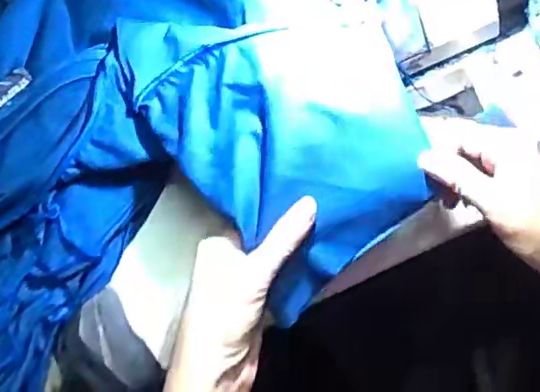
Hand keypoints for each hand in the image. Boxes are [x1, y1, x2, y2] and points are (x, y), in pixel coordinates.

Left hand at [164, 196, 315, 391]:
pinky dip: (298, 255)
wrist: (215, 379)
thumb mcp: (254, 274)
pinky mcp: (260, 292)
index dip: (270, 188)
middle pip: (263, 225)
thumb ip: (283, 238)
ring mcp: (245, 274)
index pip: (246, 205)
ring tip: (324, 202)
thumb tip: (311, 199)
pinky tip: (319, 236)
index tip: (297, 168)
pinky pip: (283, 265)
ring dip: (296, 233)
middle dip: (288, 210)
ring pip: (275, 245)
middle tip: (318, 183)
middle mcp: (229, 253)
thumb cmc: (222, 317)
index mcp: (217, 241)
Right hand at [416, 119, 539, 294]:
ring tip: (451, 204)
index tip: (422, 179)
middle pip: (469, 143)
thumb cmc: (535, 227)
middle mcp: (515, 142)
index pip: (461, 133)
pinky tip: (468, 203)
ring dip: (460, 177)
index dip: (438, 152)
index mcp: (509, 141)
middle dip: (448, 165)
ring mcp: (521, 159)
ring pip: (478, 159)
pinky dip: (475, 184)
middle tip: (437, 197)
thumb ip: (456, 176)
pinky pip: (490, 171)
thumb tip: (423, 156)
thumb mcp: (491, 202)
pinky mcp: (523, 178)